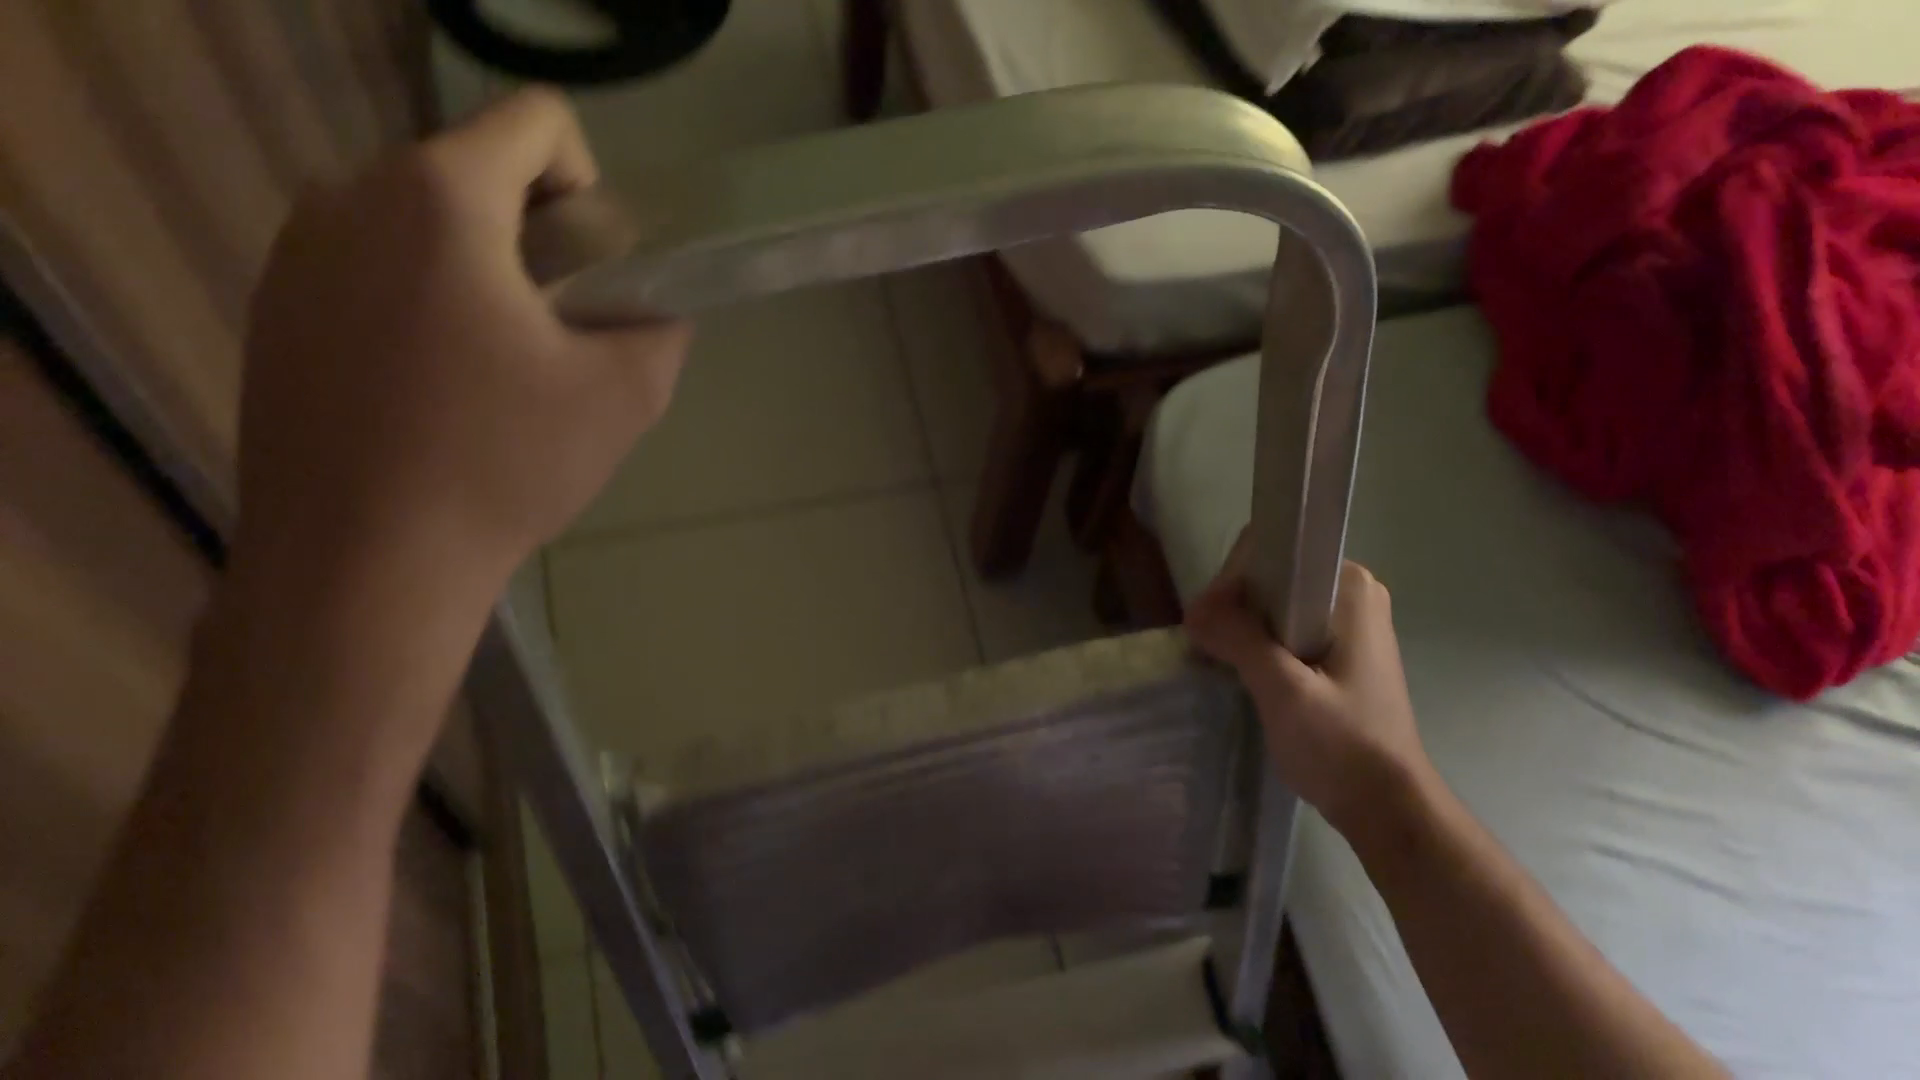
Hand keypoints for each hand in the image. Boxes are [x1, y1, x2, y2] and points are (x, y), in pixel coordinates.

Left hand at [236, 88, 688, 593]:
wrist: (361, 566)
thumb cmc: (500, 467)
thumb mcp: (626, 394)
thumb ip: (661, 323)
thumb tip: (653, 304)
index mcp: (440, 199)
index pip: (537, 120)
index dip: (589, 185)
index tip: (593, 274)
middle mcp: (351, 197)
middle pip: (475, 169)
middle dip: (533, 233)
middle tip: (554, 331)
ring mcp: (296, 252)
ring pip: (420, 219)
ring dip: (476, 267)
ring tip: (493, 366)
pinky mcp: (272, 307)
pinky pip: (370, 265)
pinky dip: (419, 299)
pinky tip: (432, 389)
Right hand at [1185, 534, 1431, 833]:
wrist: (1387, 805)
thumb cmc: (1341, 745)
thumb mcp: (1283, 690)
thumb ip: (1239, 640)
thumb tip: (1193, 612)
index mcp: (1349, 587)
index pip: (1272, 551)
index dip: (1230, 582)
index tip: (1208, 623)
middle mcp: (1351, 591)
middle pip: (1270, 574)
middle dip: (1232, 607)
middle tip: (1208, 647)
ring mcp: (1347, 621)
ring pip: (1273, 603)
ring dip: (1240, 628)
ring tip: (1219, 661)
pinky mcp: (1339, 649)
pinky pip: (1283, 627)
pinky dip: (1256, 644)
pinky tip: (1241, 672)